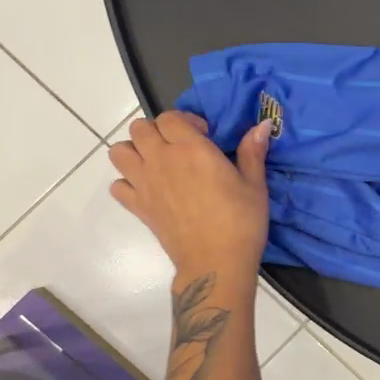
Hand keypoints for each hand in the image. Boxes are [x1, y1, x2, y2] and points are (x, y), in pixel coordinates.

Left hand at [109, 111, 272, 282]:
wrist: (216, 261)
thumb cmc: (242, 221)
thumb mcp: (254, 184)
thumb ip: (252, 152)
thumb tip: (262, 124)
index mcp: (190, 149)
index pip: (170, 117)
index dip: (186, 121)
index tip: (204, 135)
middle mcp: (161, 159)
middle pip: (140, 128)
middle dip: (158, 131)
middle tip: (179, 147)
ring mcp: (144, 183)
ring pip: (119, 151)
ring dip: (135, 152)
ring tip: (158, 164)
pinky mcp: (137, 206)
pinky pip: (117, 185)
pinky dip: (128, 184)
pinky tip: (149, 191)